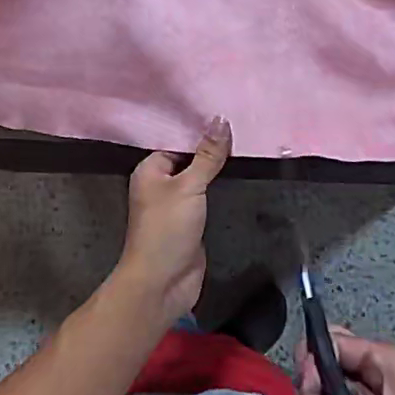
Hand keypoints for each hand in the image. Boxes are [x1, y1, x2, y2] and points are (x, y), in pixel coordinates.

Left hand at [112, 116, 230, 324]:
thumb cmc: (167, 228)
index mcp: (150, 169)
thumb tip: (221, 119)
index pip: (176, 139)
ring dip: (216, 166)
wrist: (162, 283)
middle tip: (241, 123)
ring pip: (198, 177)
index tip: (225, 111)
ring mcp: (175, 203)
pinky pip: (205, 195)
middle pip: (188, 157)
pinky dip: (218, 185)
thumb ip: (207, 155)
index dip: (198, 128)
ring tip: (244, 141)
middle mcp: (159, 183)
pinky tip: (236, 171)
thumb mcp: (189, 186)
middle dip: (210, 146)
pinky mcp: (189, 220)